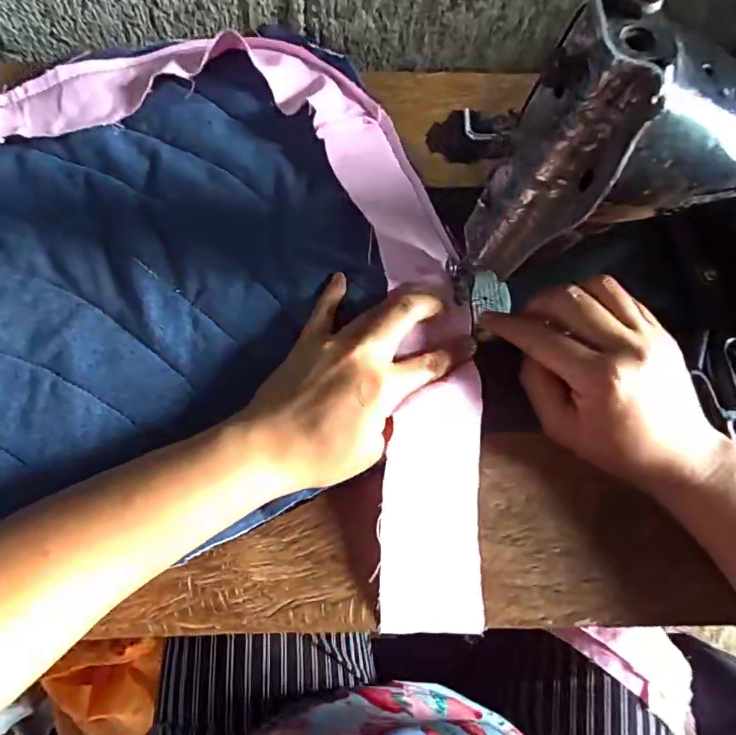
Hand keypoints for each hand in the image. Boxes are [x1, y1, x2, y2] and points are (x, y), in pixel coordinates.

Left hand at [232, 273, 466, 493]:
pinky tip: (340, 279)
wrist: (265, 446)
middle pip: (405, 314)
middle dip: (432, 303)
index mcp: (383, 385)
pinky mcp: (307, 341)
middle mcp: (363, 354)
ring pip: (372, 308)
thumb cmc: (320, 456)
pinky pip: (323, 310)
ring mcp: (333, 342)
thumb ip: (387, 421)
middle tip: (446, 305)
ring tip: (413, 296)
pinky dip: (333, 293)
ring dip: (396, 299)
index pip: (430, 363)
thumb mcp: (371, 450)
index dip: (455, 351)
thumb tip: (388, 405)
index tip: (470, 341)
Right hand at [483, 275, 735, 494]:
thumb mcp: (561, 428)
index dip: (509, 325)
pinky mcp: (661, 329)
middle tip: (524, 320)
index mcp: (599, 377)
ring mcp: (648, 333)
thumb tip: (527, 351)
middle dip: (535, 304)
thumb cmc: (616, 449)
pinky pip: (622, 295)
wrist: (680, 454)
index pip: (542, 338)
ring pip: (597, 286)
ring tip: (555, 314)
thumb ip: (536, 384)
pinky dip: (595, 298)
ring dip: (567, 294)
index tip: (489, 319)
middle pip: (568, 299)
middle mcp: (626, 346)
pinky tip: (584, 317)